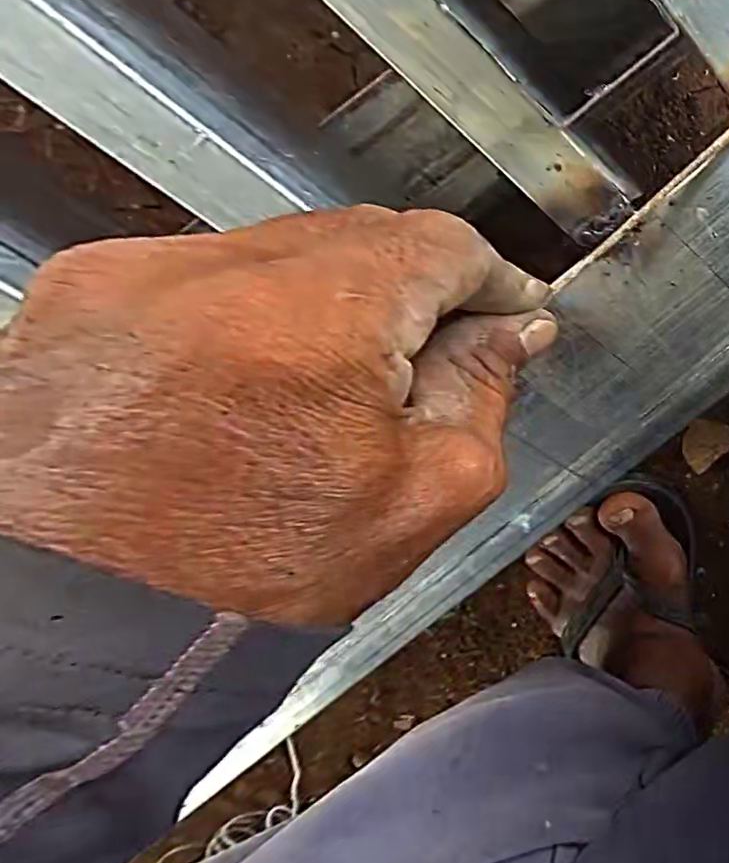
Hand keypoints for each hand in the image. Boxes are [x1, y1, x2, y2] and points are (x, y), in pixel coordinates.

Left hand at [0, 207, 557, 625]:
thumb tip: (517, 330)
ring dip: (367, 291)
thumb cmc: (261, 571)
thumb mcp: (439, 482)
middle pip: (375, 232)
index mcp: (310, 326)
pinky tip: (304, 364)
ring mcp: (129, 281)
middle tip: (463, 341)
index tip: (517, 307)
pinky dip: (293, 301)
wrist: (77, 630)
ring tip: (378, 365)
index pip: (440, 245)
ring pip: (307, 244)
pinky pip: (234, 268)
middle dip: (436, 281)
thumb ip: (488, 385)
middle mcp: (207, 281)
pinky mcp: (84, 299)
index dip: (498, 275)